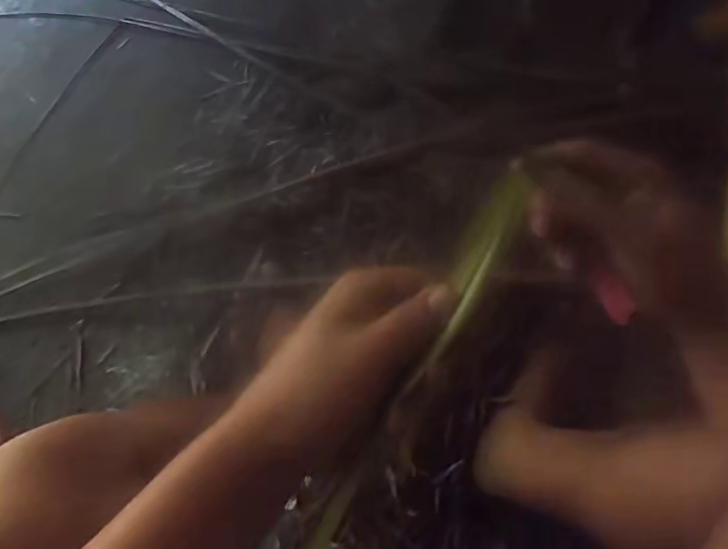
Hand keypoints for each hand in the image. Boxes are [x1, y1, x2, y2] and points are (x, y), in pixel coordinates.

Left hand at [230, 267, 449, 463]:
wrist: (261, 446)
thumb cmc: (320, 390)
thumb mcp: (375, 352)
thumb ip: (414, 319)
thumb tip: (452, 290)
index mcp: (361, 286)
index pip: (420, 280)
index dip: (445, 306)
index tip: (465, 341)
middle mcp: (354, 302)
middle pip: (410, 314)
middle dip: (427, 348)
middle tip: (436, 383)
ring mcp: (345, 336)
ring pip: (398, 346)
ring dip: (410, 376)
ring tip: (410, 407)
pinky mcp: (340, 368)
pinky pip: (380, 370)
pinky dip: (390, 390)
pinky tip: (390, 418)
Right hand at [523, 140, 727, 330]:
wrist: (707, 321)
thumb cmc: (676, 269)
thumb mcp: (628, 232)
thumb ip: (582, 203)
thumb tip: (538, 179)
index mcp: (638, 174)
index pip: (584, 153)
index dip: (549, 157)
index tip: (516, 168)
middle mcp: (625, 190)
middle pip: (571, 185)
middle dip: (554, 209)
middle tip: (542, 232)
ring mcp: (619, 219)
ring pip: (570, 216)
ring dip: (562, 237)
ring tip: (569, 264)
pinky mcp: (613, 246)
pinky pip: (578, 242)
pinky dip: (573, 255)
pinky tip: (579, 273)